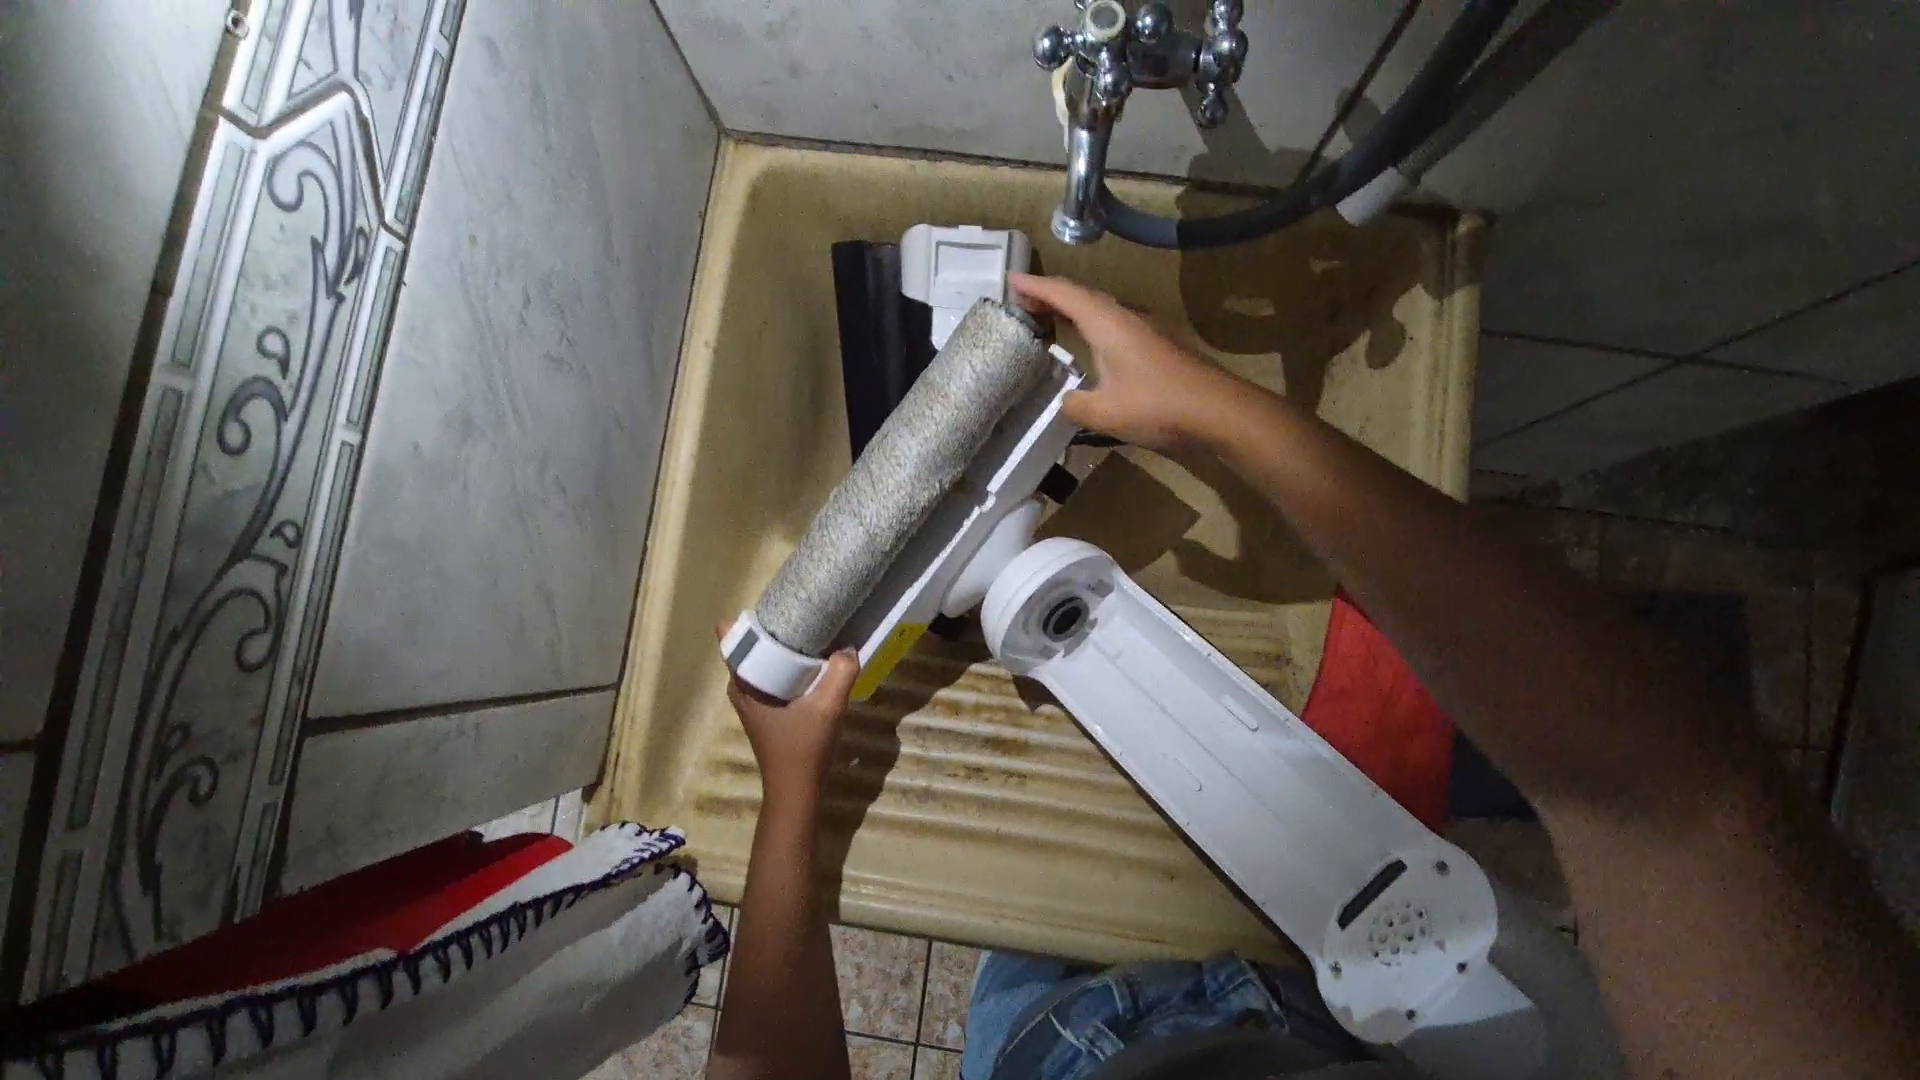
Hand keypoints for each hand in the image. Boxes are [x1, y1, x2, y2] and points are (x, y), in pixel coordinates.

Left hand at [716, 623, 858, 804]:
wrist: (797, 791)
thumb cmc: (804, 748)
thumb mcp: (828, 707)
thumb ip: (841, 673)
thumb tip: (848, 647)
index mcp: (744, 682)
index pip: (734, 636)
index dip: (755, 617)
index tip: (780, 604)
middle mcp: (742, 687)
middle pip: (752, 646)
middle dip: (774, 628)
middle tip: (804, 613)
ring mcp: (752, 700)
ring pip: (763, 661)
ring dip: (783, 647)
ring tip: (811, 632)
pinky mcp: (766, 710)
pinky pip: (772, 675)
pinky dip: (787, 665)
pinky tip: (813, 663)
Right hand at [1009, 273, 1240, 452]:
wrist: (1218, 412)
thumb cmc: (1158, 406)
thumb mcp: (1103, 413)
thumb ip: (1074, 406)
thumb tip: (1067, 402)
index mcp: (1108, 324)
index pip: (1064, 295)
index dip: (1035, 288)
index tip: (1010, 282)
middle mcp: (1126, 319)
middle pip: (1083, 298)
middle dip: (1051, 297)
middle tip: (1023, 304)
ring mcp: (1146, 332)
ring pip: (1102, 312)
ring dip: (1073, 312)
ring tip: (1050, 320)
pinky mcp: (1159, 349)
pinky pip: (1115, 328)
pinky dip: (1092, 329)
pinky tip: (1089, 348)